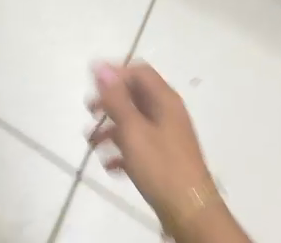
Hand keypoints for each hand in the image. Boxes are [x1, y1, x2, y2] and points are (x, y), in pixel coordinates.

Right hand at [88, 62, 231, 241]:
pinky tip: (111, 166)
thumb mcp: (133, 130)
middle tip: (90, 112)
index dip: (115, 74)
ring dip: (112, 129)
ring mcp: (167, 137)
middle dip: (110, 102)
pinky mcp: (165, 159)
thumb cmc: (161, 167)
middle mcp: (168, 113)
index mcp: (164, 100)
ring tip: (92, 143)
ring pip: (135, 122)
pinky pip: (140, 145)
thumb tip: (100, 66)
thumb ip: (115, 98)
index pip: (139, 71)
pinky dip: (123, 150)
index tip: (93, 85)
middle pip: (135, 95)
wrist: (190, 214)